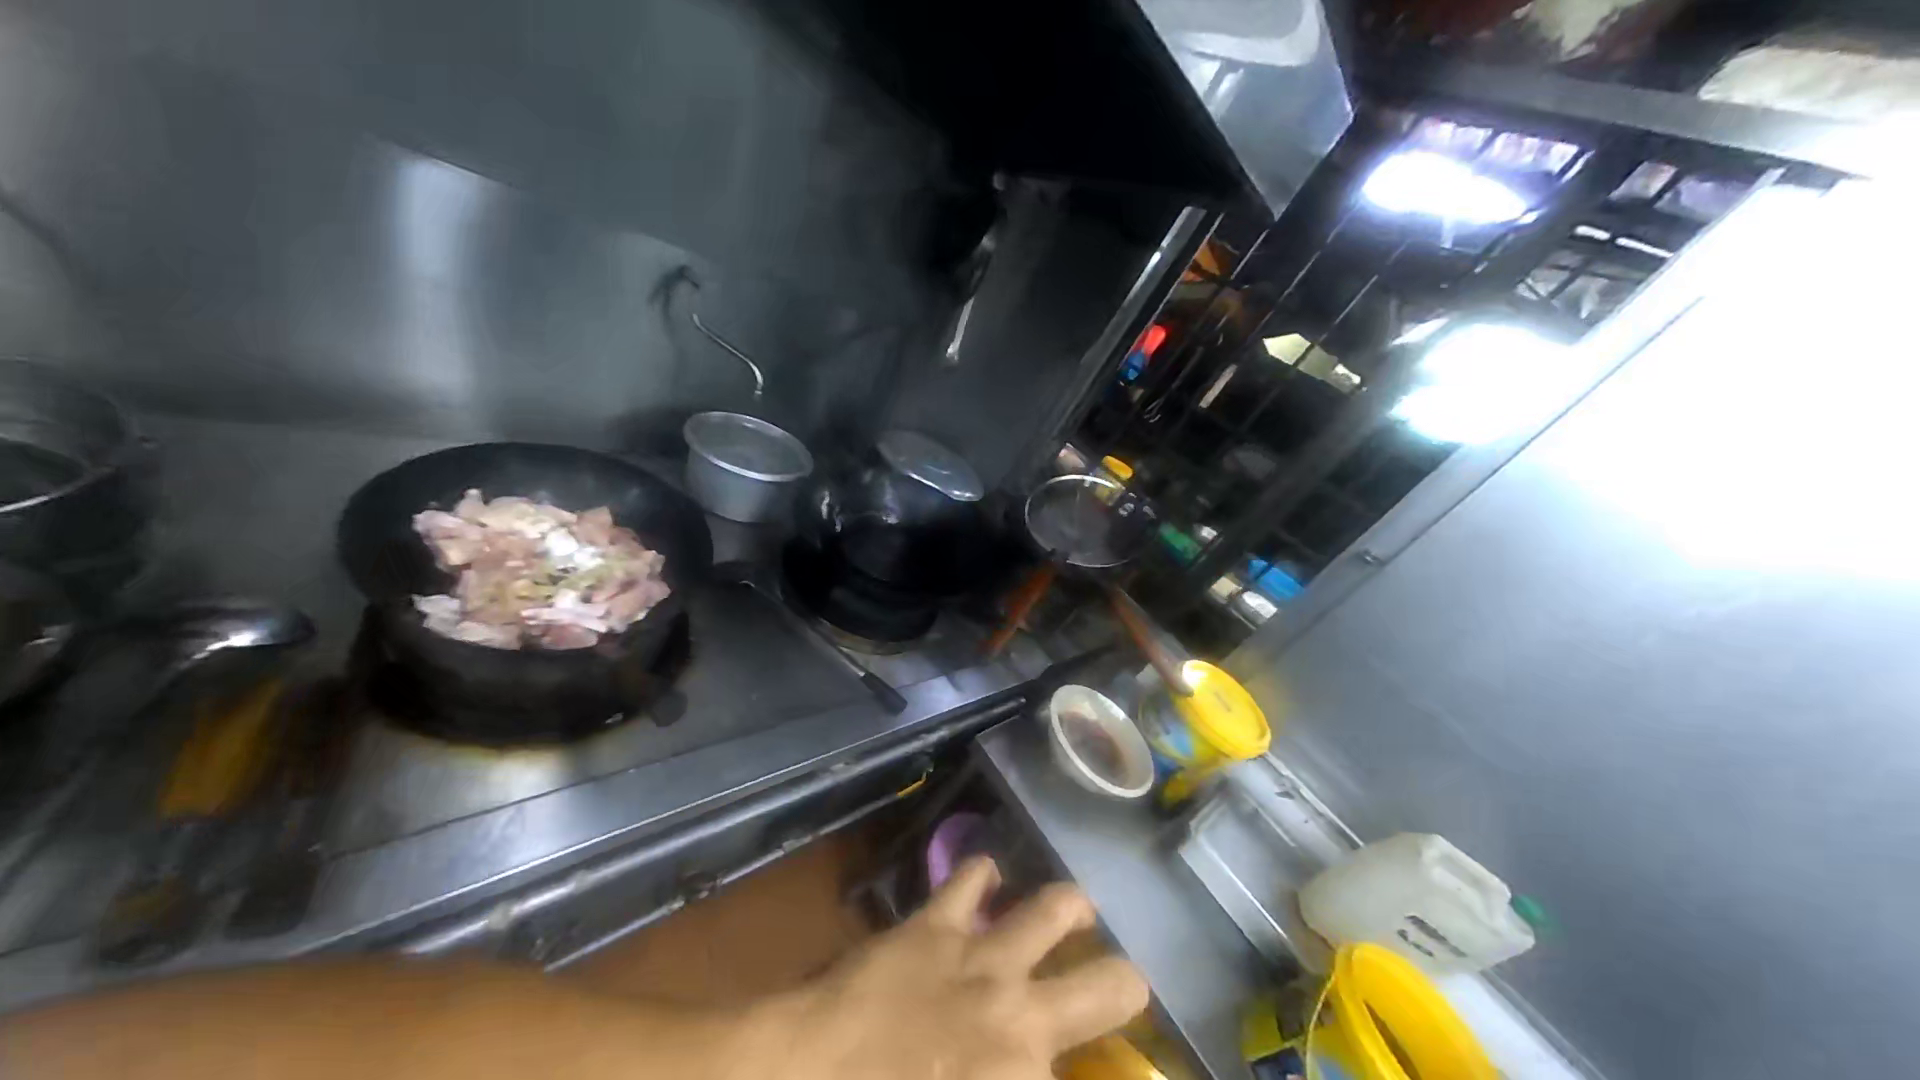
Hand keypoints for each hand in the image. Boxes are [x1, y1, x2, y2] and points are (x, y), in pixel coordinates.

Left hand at [755, 857, 1149, 1079]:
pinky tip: (987, 875)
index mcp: (1029, 1077)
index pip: (1096, 1070)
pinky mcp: (937, 923)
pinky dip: (983, 875)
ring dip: (1071, 911)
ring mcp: (983, 958)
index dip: (1105, 1065)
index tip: (1087, 1055)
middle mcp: (1026, 1014)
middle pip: (1115, 988)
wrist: (804, 1076)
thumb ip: (1012, 1077)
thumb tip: (1032, 1062)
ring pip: (1055, 911)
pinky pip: (972, 879)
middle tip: (1123, 987)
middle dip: (1126, 989)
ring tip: (1076, 911)